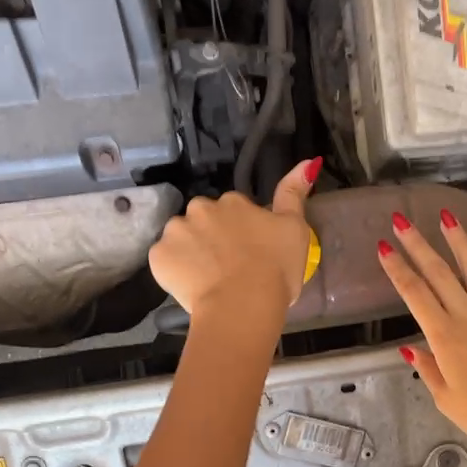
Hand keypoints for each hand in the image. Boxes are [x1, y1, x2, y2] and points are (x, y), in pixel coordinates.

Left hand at [147, 159, 319, 340]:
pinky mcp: (158, 257)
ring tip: (210, 281)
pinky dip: (175, 272)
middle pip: (203, 221)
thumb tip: (308, 161)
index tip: (250, 254)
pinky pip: (165, 261)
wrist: (243, 305)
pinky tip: (192, 288)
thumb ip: (294, 193)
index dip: (242, 233)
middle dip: (213, 239)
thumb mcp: (295, 230)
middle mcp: (200, 207)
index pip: (234, 211)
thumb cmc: (275, 269)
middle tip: (229, 269)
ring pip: (182, 239)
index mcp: (232, 202)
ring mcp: (175, 231)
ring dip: (192, 254)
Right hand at [378, 212, 466, 455]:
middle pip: (439, 273)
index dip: (397, 269)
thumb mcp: (445, 399)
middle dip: (417, 245)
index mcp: (444, 336)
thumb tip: (409, 348)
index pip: (414, 294)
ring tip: (447, 216)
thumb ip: (428, 369)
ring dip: (460, 242)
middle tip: (401, 220)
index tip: (383, 247)